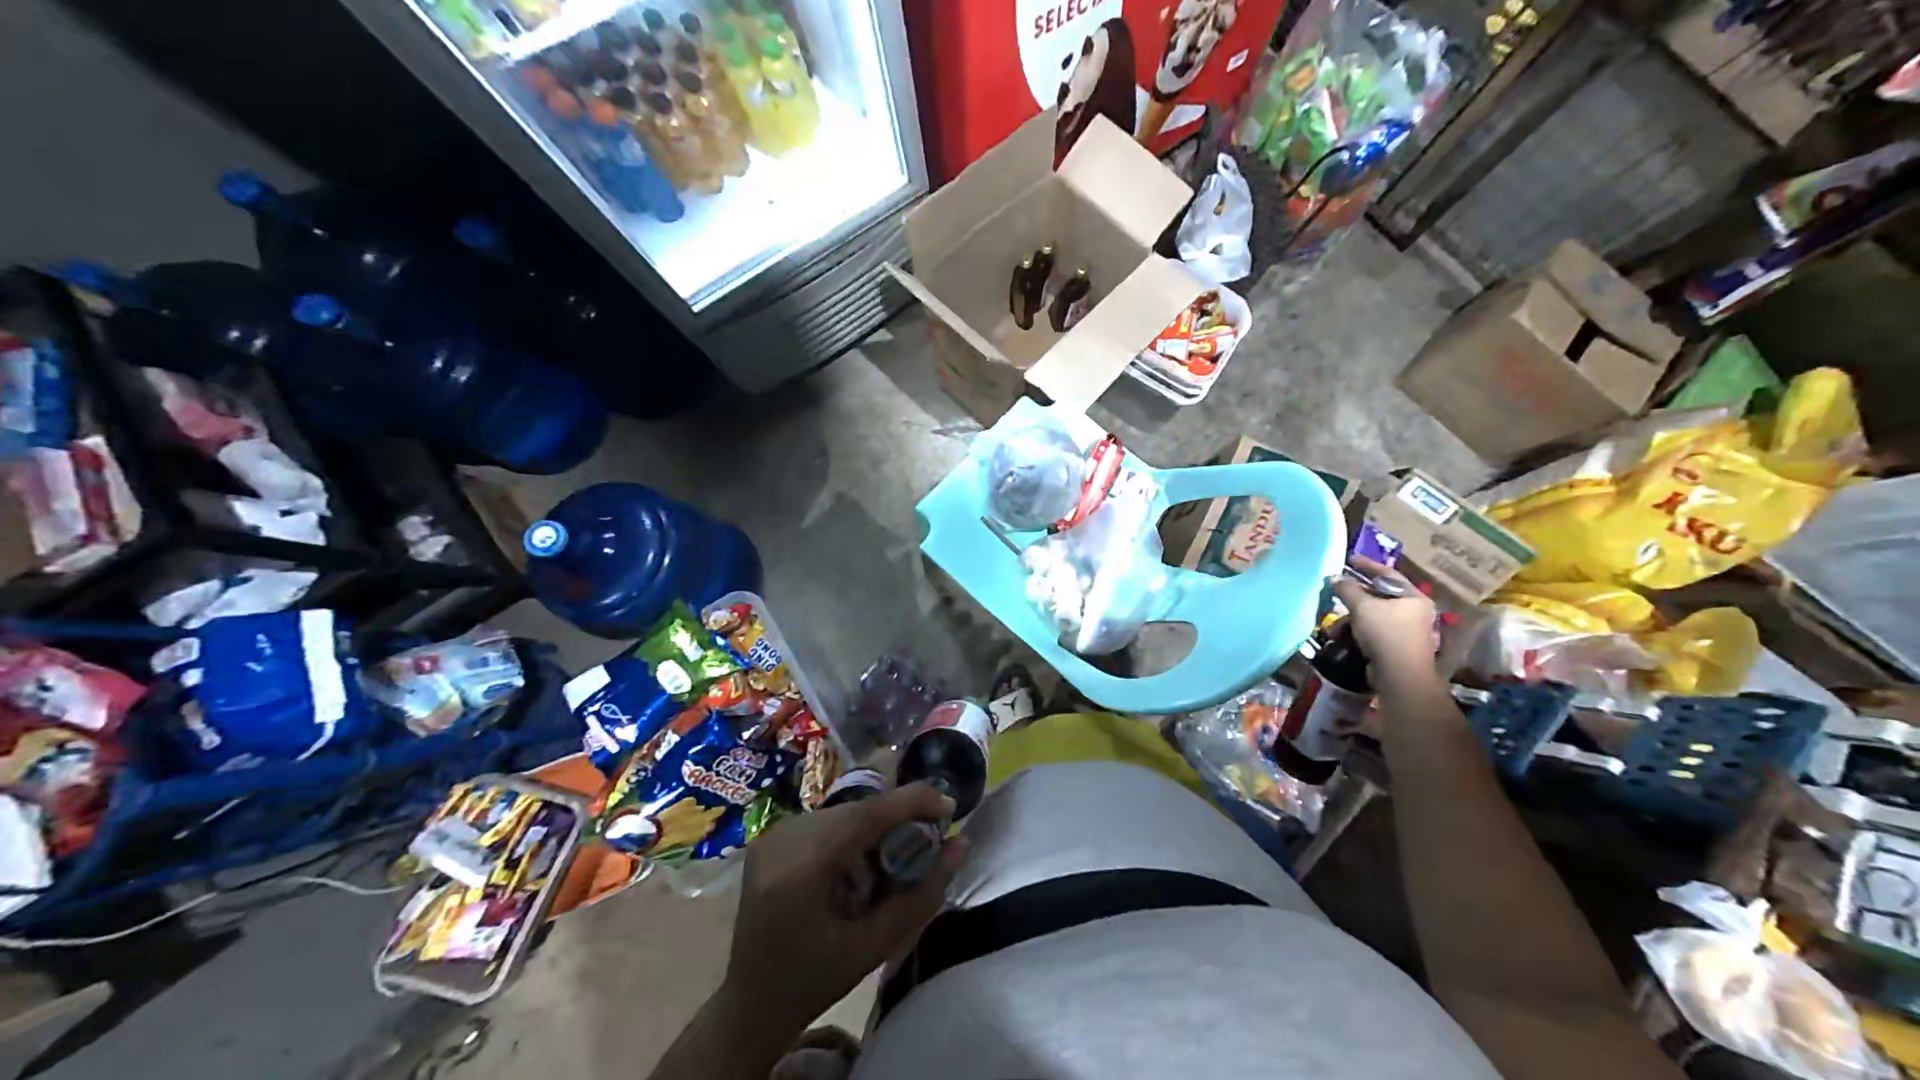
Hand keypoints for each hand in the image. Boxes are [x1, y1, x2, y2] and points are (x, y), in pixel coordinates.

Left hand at [720, 782, 968, 1033]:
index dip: (910, 802)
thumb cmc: (814, 980)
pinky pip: (824, 821)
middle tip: (932, 833)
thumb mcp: (873, 947)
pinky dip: (853, 831)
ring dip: (876, 823)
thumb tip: (961, 846)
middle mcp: (781, 840)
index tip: (949, 804)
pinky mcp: (770, 836)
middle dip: (897, 815)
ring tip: (900, 850)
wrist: (752, 1001)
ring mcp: (771, 835)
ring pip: (842, 812)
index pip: (864, 816)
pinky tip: (864, 858)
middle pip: (854, 811)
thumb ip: (920, 896)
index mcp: (800, 869)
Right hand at [1331, 556, 1438, 688]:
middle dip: (1355, 595)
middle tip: (1337, 590)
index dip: (1367, 565)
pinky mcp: (1396, 645)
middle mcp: (1414, 611)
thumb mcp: (1362, 606)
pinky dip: (1357, 629)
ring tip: (1335, 623)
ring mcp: (1406, 630)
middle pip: (1380, 595)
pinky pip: (1373, 629)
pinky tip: (1343, 635)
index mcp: (1414, 598)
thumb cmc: (1385, 633)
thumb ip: (1347, 589)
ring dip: (1352, 617)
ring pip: (1373, 614)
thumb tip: (1334, 577)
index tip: (1349, 559)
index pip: (1388, 574)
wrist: (1399, 675)